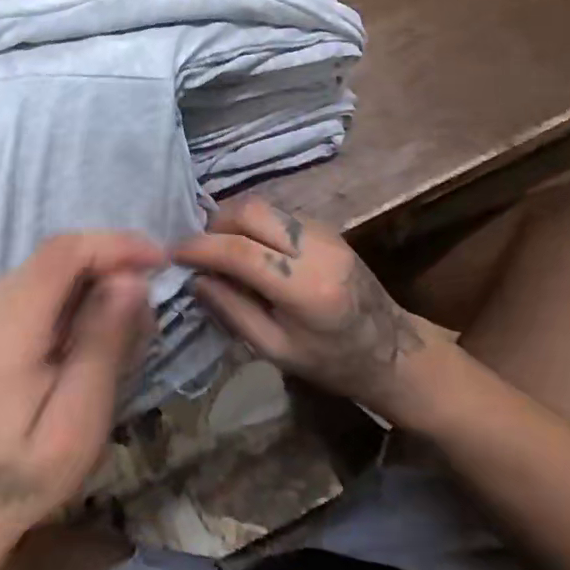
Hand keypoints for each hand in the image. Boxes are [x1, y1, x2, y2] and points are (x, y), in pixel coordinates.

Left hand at [0, 232, 161, 551]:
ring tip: (127, 340)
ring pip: (56, 268)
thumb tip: (132, 278)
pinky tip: (94, 343)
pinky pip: (45, 287)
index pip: (63, 252)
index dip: (116, 244)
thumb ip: (103, 343)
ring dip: (99, 287)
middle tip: (150, 318)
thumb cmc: (25, 473)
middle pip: (61, 256)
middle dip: (113, 268)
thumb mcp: (78, 420)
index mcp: (5, 322)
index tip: (164, 260)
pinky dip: (79, 301)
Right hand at [174, 197, 429, 409]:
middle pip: (249, 210)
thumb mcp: (274, 350)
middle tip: (199, 249)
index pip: (239, 250)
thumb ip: (231, 309)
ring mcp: (324, 232)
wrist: (396, 352)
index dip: (199, 247)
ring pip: (261, 206)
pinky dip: (251, 225)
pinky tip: (247, 249)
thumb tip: (194, 277)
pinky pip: (275, 213)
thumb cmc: (332, 363)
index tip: (173, 253)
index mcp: (305, 288)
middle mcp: (316, 248)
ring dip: (231, 222)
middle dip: (214, 224)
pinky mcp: (326, 227)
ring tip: (220, 251)